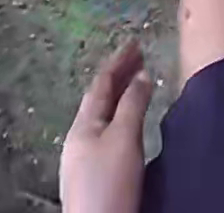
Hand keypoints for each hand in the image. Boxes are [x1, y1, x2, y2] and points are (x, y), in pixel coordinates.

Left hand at [59, 41, 153, 212]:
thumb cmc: (109, 183)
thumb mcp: (124, 137)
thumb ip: (133, 103)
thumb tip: (142, 74)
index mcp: (83, 126)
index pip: (101, 84)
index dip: (118, 60)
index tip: (135, 40)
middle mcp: (81, 139)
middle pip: (101, 98)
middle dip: (121, 74)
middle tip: (141, 53)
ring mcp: (86, 159)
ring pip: (106, 114)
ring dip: (123, 93)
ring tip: (141, 78)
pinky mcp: (97, 175)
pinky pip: (110, 129)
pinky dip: (124, 112)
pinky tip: (135, 116)